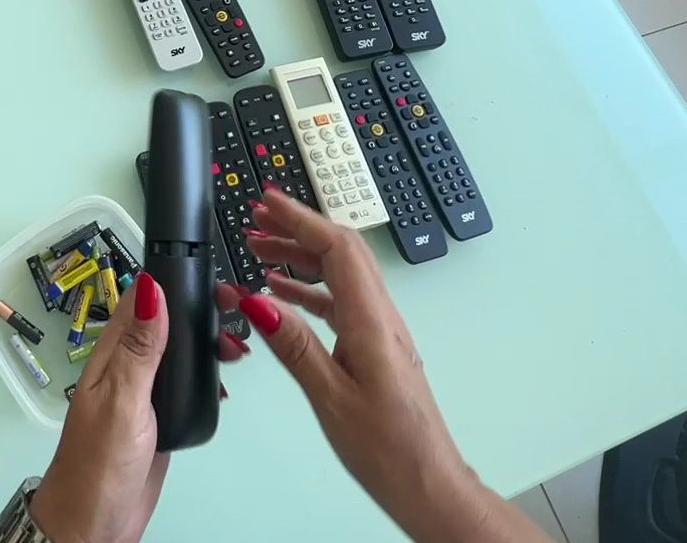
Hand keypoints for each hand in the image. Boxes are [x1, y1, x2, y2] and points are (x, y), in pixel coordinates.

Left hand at [31, 271, 245, 542]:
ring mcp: (145, 388)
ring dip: (207, 339)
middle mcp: (129, 363)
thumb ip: (140, 347)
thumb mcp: (122, 399)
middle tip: (234, 308)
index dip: (172, 278)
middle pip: (167, 318)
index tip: (207, 273)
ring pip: (180, 348)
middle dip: (200, 308)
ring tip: (235, 344)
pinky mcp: (159, 414)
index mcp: (114, 350)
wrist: (94, 527)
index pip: (143, 295)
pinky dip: (207, 372)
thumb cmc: (95, 467)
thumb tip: (150, 288)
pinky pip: (186, 381)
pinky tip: (224, 376)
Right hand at [226, 189, 546, 541]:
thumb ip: (293, 345)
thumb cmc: (388, 449)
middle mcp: (379, 315)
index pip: (335, 247)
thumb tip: (255, 300)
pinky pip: (337, 298)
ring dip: (299, 252)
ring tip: (259, 247)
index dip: (299, 217)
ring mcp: (378, 328)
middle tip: (256, 217)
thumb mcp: (330, 398)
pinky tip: (280, 292)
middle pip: (339, 249)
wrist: (431, 487)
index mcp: (370, 320)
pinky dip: (306, 285)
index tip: (267, 200)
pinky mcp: (373, 343)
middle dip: (296, 226)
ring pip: (338, 271)